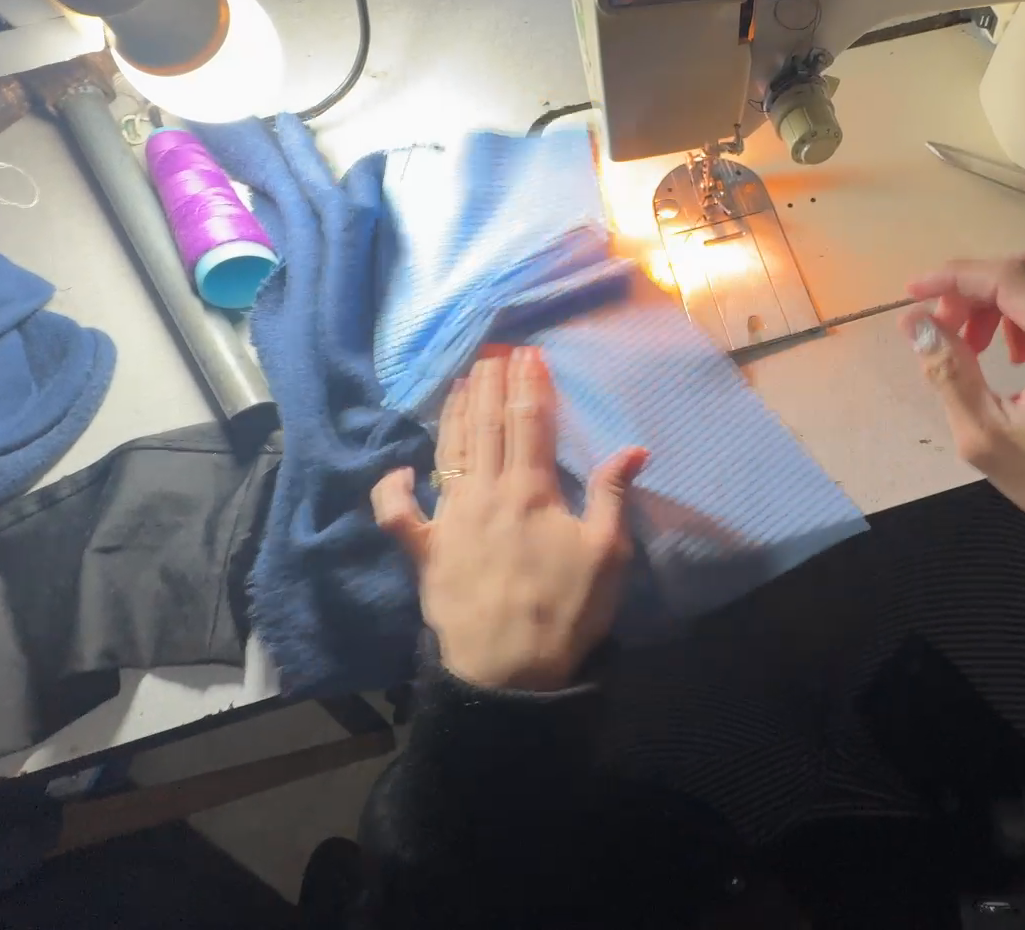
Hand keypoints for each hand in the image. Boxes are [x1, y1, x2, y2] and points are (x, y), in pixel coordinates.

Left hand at [372, 347, 647, 691]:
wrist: (510, 674)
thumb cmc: (566, 611)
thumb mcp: (607, 554)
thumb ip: (612, 496)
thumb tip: (632, 447)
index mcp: (529, 491)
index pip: (529, 422)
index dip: (529, 384)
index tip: (528, 353)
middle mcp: (484, 494)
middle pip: (487, 426)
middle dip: (491, 384)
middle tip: (492, 351)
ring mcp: (448, 520)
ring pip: (449, 452)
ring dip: (456, 413)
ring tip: (461, 380)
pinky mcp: (424, 551)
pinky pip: (398, 515)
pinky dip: (392, 490)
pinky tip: (399, 468)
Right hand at [901, 257, 1024, 590]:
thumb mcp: (986, 436)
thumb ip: (948, 371)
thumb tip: (914, 322)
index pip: (1011, 280)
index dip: (955, 277)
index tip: (912, 292)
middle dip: (973, 291)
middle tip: (939, 328)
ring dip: (997, 302)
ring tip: (971, 345)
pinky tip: (1010, 352)